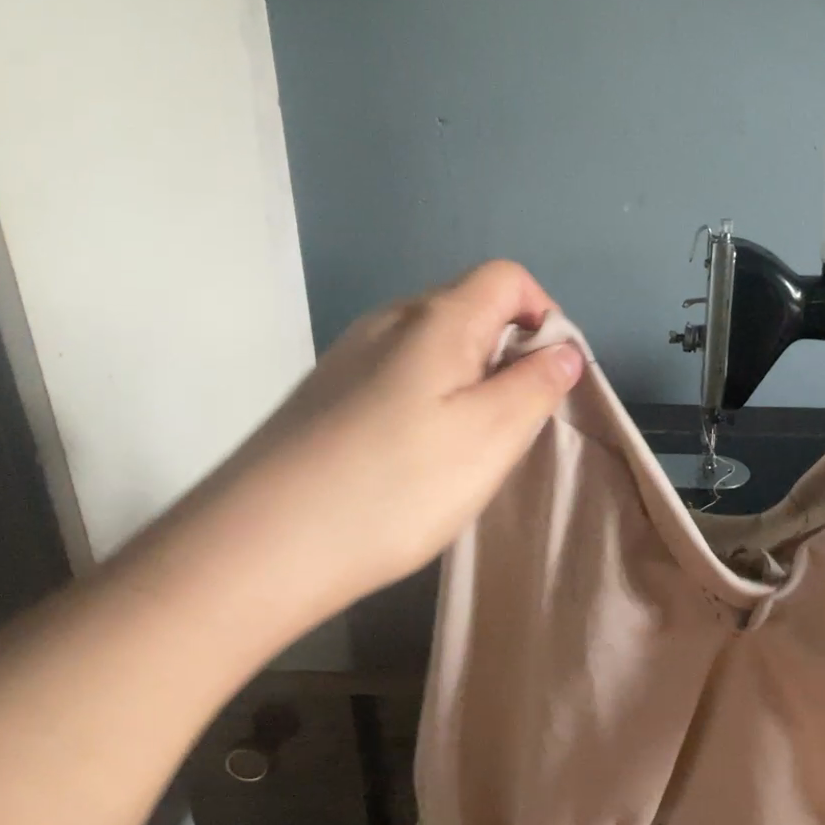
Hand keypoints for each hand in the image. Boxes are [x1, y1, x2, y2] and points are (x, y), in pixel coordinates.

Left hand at [136, 261, 581, 630]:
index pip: (507, 278)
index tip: (549, 378)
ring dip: (469, 383)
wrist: (261, 546)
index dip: (544, 315)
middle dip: (509, 355)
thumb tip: (563, 350)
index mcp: (434, 319)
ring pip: (433, 348)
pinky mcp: (325, 397)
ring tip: (464, 450)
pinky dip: (428, 403)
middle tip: (511, 425)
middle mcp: (387, 321)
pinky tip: (413, 460)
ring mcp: (348, 358)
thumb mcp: (491, 436)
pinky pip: (398, 378)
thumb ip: (536, 385)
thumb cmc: (395, 485)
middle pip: (470, 309)